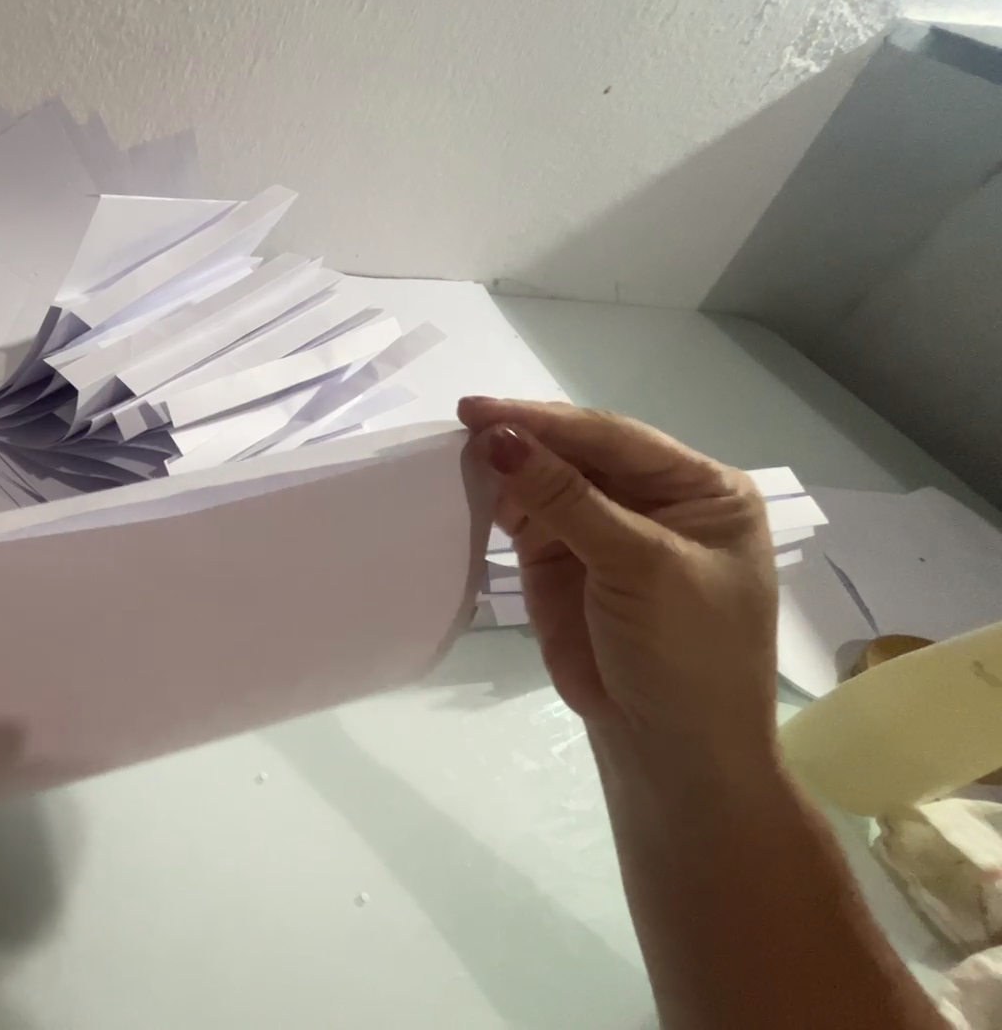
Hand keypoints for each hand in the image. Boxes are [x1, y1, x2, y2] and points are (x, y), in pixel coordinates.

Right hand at [457, 397, 777, 768]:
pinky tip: (461, 484)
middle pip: (575, 450)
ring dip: (501, 464)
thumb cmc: (684, 650)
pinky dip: (490, 498)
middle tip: (458, 423)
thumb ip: (565, 498)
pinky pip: (519, 512)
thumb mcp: (638, 566)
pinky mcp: (556, 555)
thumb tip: (496, 437)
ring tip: (450, 451)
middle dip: (521, 436)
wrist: (665, 738)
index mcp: (696, 489)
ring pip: (541, 478)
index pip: (612, 437)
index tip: (478, 409)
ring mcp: (597, 526)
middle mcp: (648, 498)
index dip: (545, 421)